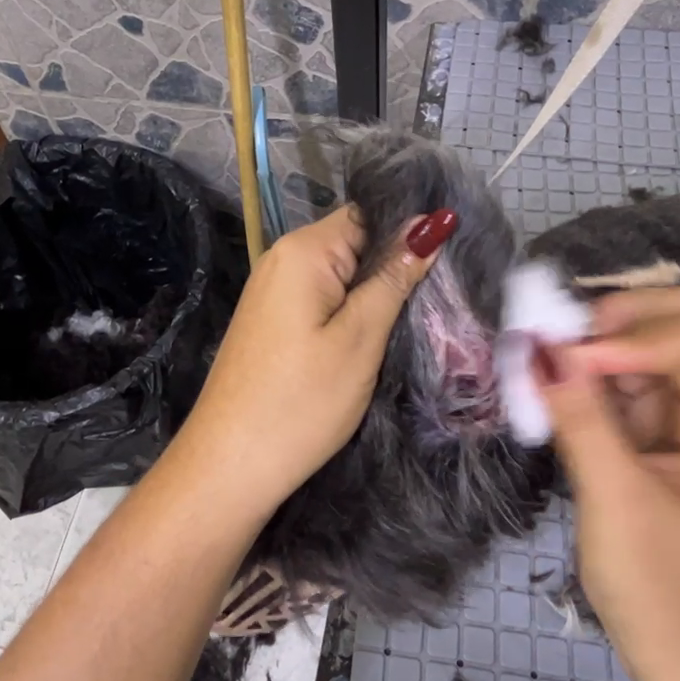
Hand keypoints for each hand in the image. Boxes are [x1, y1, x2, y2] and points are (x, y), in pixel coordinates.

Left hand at [179, 205, 455, 511]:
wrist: (230, 465)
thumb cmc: (301, 401)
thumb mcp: (360, 338)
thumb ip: (395, 277)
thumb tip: (430, 223)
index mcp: (303, 250)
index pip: (368, 215)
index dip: (408, 233)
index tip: (450, 260)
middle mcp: (281, 258)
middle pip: (352, 243)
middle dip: (392, 267)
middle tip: (437, 301)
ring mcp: (271, 292)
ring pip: (338, 275)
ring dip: (371, 295)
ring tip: (410, 323)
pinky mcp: (270, 322)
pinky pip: (319, 300)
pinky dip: (346, 314)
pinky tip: (367, 342)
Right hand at [537, 288, 679, 663]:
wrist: (671, 646)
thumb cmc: (658, 584)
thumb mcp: (616, 501)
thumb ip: (582, 420)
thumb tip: (541, 349)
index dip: (631, 339)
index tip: (570, 363)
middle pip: (674, 319)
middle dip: (614, 320)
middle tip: (561, 347)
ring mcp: (674, 412)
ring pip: (635, 339)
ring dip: (588, 341)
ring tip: (542, 362)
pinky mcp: (640, 425)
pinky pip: (609, 373)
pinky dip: (576, 368)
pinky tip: (546, 382)